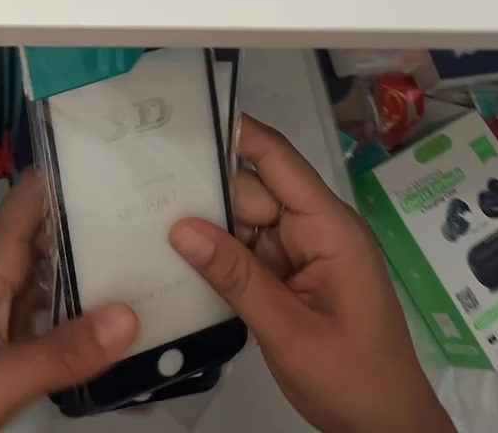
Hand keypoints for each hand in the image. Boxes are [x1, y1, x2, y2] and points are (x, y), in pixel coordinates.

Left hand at [0, 171, 139, 432]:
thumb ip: (62, 351)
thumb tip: (133, 315)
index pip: (32, 194)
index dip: (72, 170)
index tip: (125, 159)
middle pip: (49, 231)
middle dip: (97, 218)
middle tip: (159, 208)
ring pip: (51, 273)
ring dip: (92, 265)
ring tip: (153, 253)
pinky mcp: (0, 343)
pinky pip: (47, 314)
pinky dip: (80, 311)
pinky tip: (117, 320)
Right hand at [169, 116, 454, 432]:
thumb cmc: (353, 380)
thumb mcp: (290, 331)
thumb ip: (236, 277)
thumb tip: (180, 227)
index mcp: (328, 226)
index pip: (277, 160)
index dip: (236, 132)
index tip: (185, 118)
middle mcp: (314, 227)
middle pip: (252, 192)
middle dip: (207, 193)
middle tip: (143, 190)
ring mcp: (302, 251)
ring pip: (244, 221)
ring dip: (208, 227)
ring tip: (150, 221)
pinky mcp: (291, 274)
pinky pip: (248, 250)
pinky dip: (219, 254)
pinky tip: (179, 256)